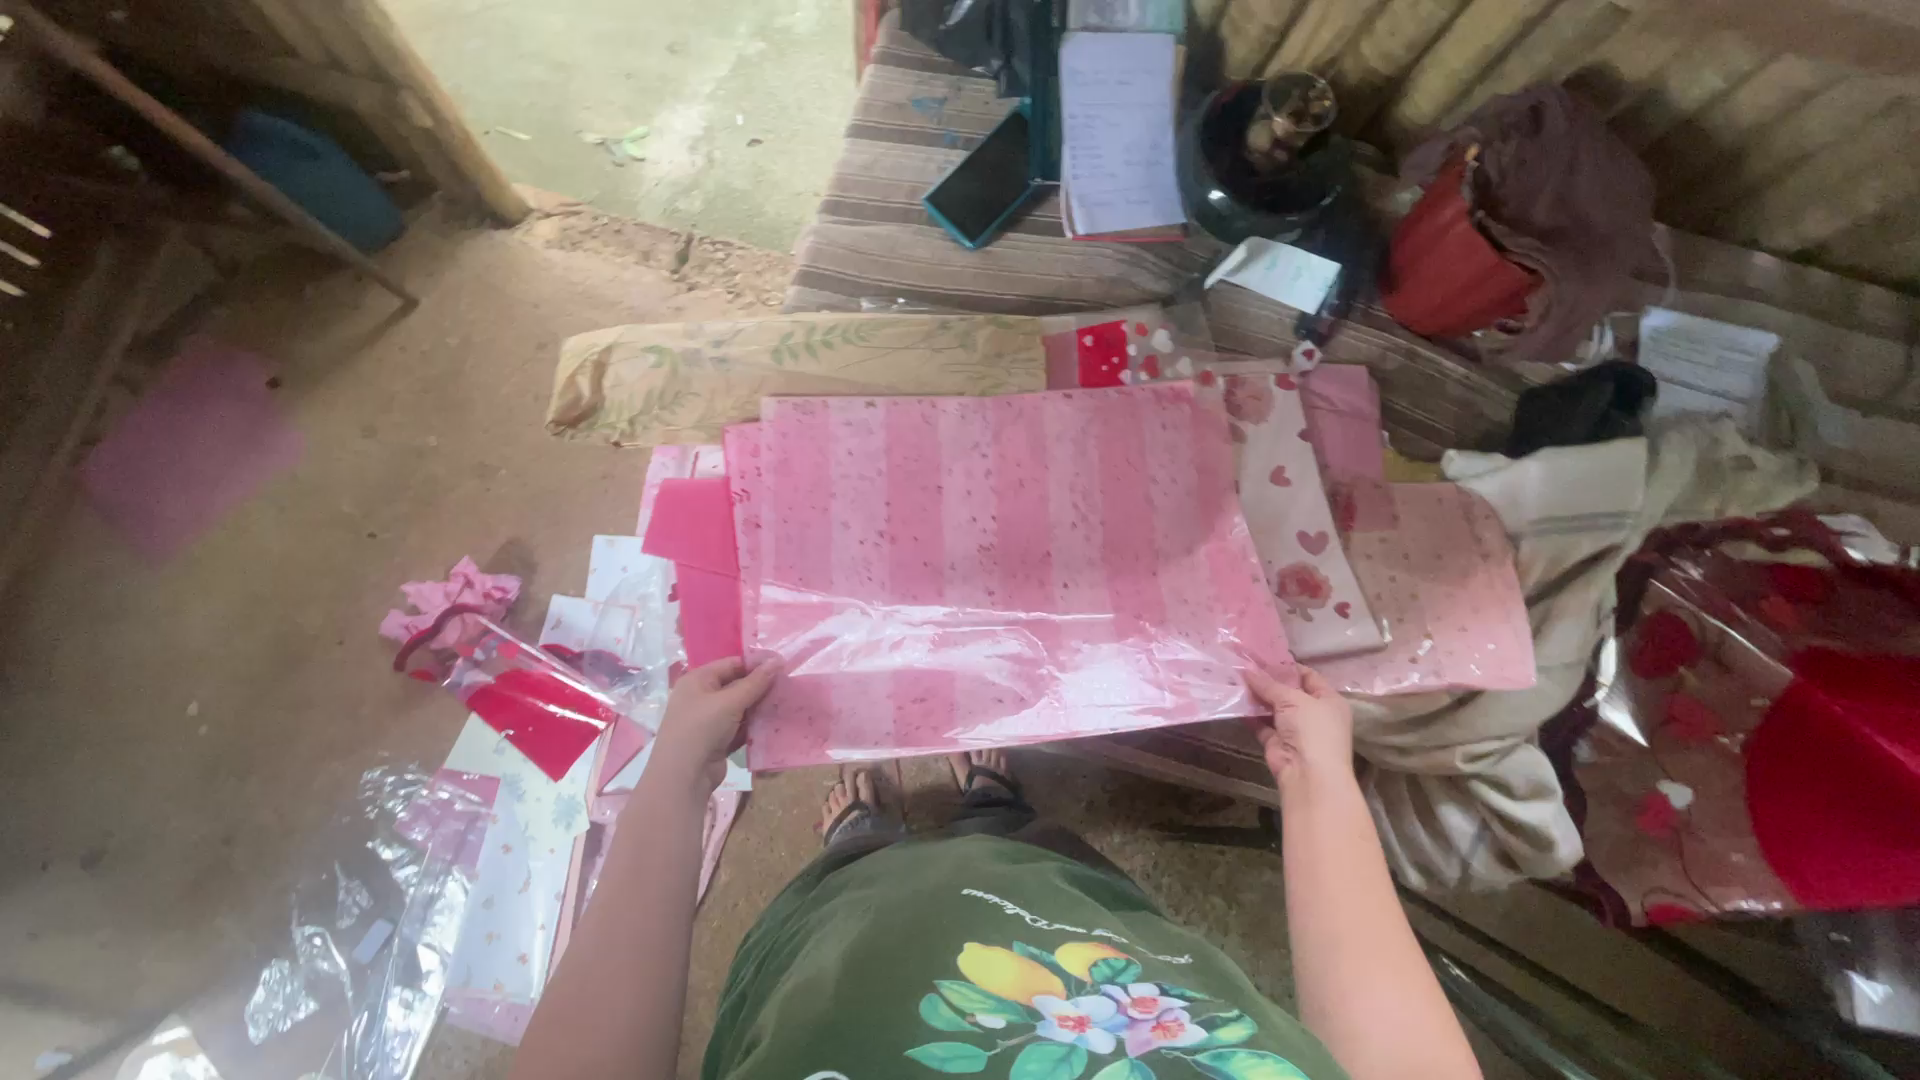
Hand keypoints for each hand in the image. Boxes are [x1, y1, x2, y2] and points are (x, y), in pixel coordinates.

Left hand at [650, 656, 781, 793]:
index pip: (731, 664)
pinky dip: (754, 725)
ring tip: (784, 703)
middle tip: (786, 686)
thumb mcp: (730, 701)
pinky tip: (773, 723)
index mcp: (698, 680)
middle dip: (760, 687)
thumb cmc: (702, 728)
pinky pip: (739, 727)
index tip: (782, 666)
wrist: (683, 776)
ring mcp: (708, 720)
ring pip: (740, 707)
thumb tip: (778, 660)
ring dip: (759, 707)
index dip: (755, 664)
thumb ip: (756, 682)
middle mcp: (701, 697)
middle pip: (736, 685)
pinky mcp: (717, 740)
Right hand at [1243, 665, 1354, 793]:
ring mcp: (1295, 729)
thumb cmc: (1312, 729)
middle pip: (1288, 692)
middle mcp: (1314, 713)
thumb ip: (1269, 684)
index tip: (1264, 657)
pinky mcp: (1277, 742)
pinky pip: (1261, 724)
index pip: (1309, 676)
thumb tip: (1247, 669)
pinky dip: (1250, 715)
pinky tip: (1235, 701)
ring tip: (1235, 679)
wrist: (1308, 773)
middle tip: (1243, 666)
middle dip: (1267, 681)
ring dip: (1256, 697)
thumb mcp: (1293, 699)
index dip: (1287, 666)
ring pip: (1273, 708)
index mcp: (1329, 700)